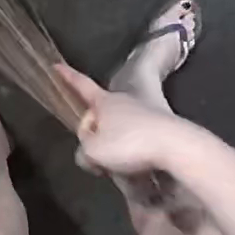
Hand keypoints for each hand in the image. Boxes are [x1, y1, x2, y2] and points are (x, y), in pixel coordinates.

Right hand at [54, 64, 198, 175]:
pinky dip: (134, 154)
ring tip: (121, 168)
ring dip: (115, 148)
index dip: (67, 77)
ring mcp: (146, 113)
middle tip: (97, 158)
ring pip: (120, 131)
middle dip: (95, 133)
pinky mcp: (163, 128)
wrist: (178, 148)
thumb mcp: (93, 151)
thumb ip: (83, 150)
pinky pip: (138, 141)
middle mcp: (124, 101)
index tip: (56, 66)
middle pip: (100, 116)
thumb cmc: (129, 144)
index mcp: (104, 102)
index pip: (81, 85)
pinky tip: (139, 169)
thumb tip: (90, 152)